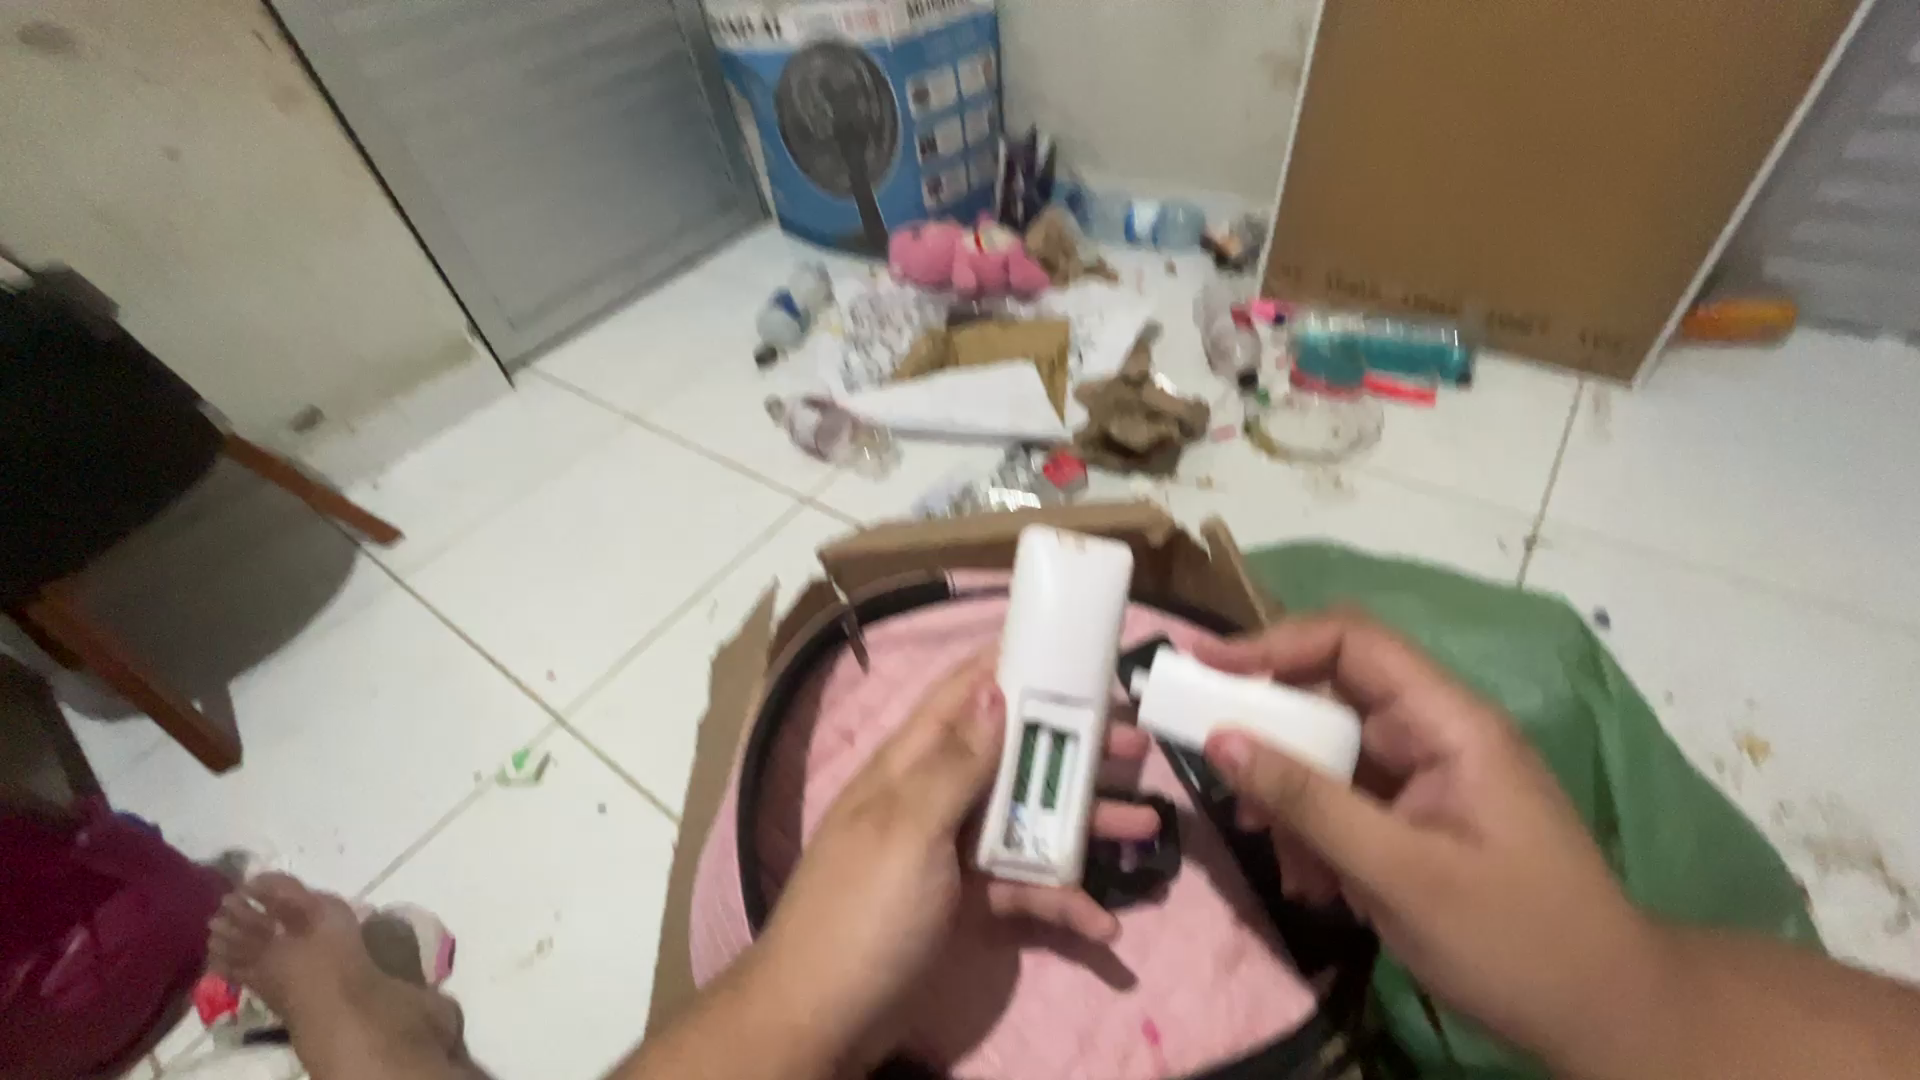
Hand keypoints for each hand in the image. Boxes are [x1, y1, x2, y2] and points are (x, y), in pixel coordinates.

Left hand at [753, 651, 1157, 1053]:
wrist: (821, 1022)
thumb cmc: (862, 912)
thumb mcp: (908, 829)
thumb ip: (954, 763)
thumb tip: (993, 691)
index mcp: (914, 763)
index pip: (965, 694)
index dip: (1013, 666)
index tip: (1072, 654)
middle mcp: (939, 796)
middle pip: (1015, 756)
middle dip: (1074, 746)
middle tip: (1136, 742)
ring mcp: (956, 850)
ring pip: (1031, 819)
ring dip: (1087, 821)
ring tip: (1147, 823)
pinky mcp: (970, 901)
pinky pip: (1026, 889)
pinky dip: (1063, 901)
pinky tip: (1103, 926)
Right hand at [1193, 614, 1659, 1066]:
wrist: (1609, 1024)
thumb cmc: (1518, 942)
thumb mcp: (1400, 874)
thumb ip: (1306, 801)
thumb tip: (1218, 739)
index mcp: (1447, 722)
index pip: (1350, 641)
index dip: (1273, 643)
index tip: (1206, 667)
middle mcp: (1430, 730)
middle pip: (1325, 695)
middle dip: (1268, 736)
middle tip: (1218, 769)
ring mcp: (1419, 771)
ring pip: (1322, 751)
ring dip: (1286, 797)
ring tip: (1276, 852)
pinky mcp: (1408, 809)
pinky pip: (1336, 795)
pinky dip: (1309, 830)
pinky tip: (1312, 882)